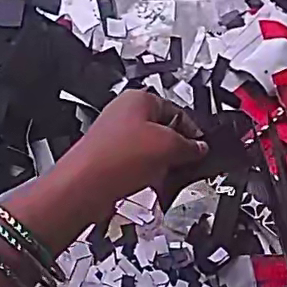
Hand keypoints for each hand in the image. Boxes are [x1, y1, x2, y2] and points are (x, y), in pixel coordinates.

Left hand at [46, 89, 206, 223]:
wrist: (84, 186)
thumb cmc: (114, 157)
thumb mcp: (168, 146)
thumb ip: (190, 146)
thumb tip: (199, 148)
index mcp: (137, 99)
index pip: (176, 109)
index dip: (192, 129)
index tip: (201, 145)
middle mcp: (123, 115)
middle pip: (162, 132)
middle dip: (176, 149)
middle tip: (187, 162)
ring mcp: (115, 139)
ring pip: (150, 152)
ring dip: (162, 166)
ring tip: (168, 177)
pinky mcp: (109, 162)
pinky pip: (136, 168)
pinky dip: (147, 176)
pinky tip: (152, 186)